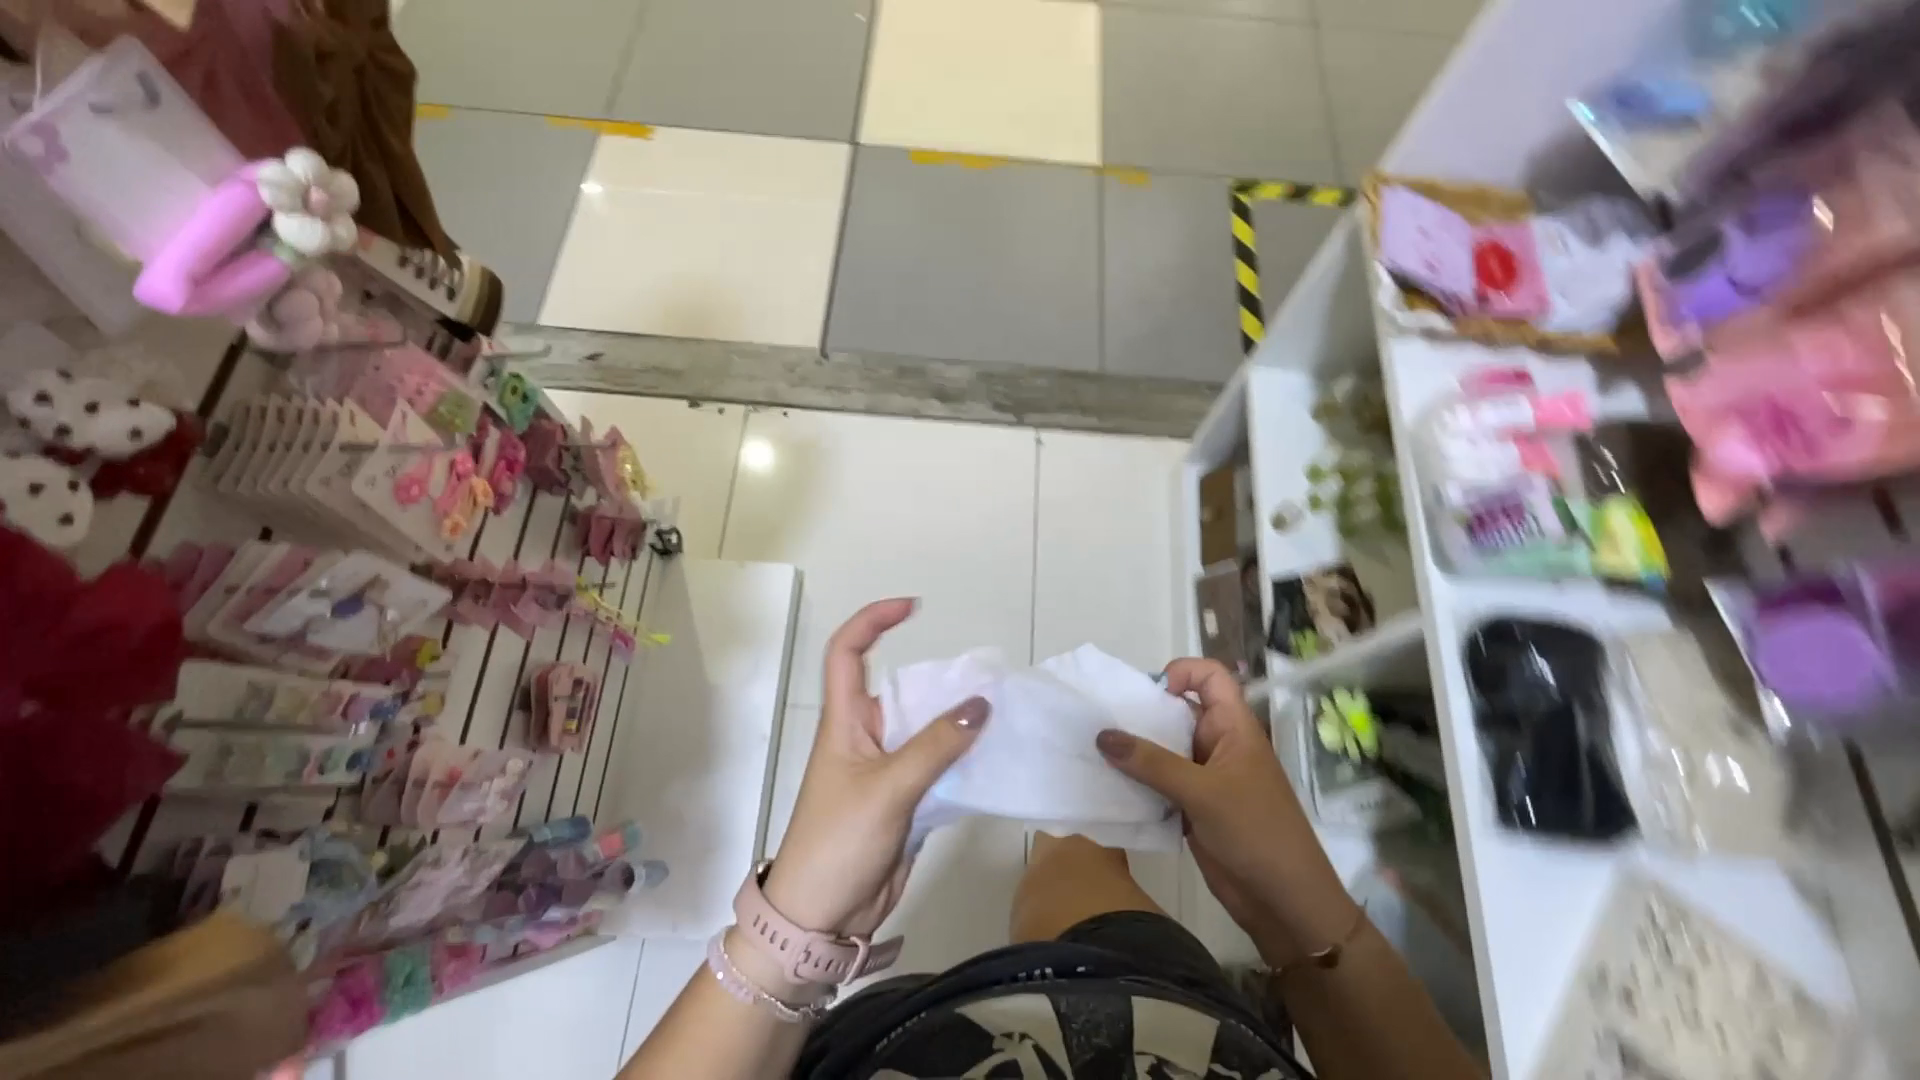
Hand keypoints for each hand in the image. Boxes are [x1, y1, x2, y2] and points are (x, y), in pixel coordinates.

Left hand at [763, 598, 988, 941]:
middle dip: (940, 680)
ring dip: (958, 723)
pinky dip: (964, 761)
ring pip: (927, 731)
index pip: (847, 653)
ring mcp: (887, 771)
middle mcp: (866, 738)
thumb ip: (936, 747)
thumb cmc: (838, 842)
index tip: (913, 608)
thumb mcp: (887, 789)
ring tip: (1003, 714)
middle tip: (987, 679)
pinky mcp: (905, 802)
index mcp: (845, 723)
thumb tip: (982, 705)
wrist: (822, 918)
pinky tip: (995, 759)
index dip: (872, 621)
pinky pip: (940, 769)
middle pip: (902, 690)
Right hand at [1095, 658, 1357, 965]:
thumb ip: (1151, 763)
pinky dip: (1137, 782)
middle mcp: (1217, 745)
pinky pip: (1159, 783)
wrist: (1284, 902)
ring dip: (1134, 751)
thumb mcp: (1203, 793)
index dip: (1181, 673)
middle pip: (1177, 711)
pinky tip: (1108, 787)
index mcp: (1234, 728)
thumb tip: (1102, 734)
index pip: (1210, 677)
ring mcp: (1205, 778)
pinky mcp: (1192, 808)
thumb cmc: (1256, 833)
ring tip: (1095, 753)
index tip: (1148, 696)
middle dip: (1141, 713)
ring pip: (1164, 750)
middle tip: (1101, 723)